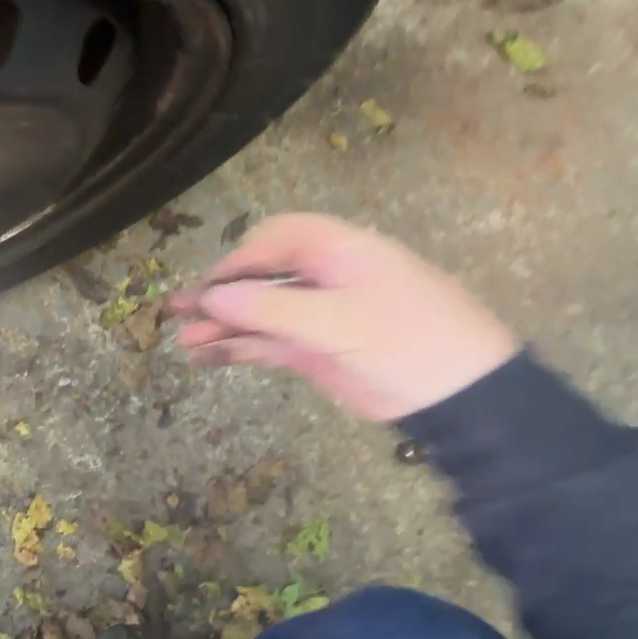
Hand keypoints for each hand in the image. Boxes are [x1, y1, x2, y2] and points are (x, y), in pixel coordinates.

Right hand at [164, 213, 519, 420]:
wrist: (463, 400)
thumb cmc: (406, 342)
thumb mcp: (336, 322)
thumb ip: (269, 307)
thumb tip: (210, 296)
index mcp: (340, 251)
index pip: (275, 239)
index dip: (238, 259)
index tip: (208, 287)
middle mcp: (323, 278)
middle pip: (259, 276)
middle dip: (217, 293)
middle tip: (174, 310)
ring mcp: (318, 315)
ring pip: (258, 312)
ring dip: (220, 325)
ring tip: (182, 342)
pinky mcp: (315, 349)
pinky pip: (267, 342)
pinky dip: (237, 348)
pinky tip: (205, 358)